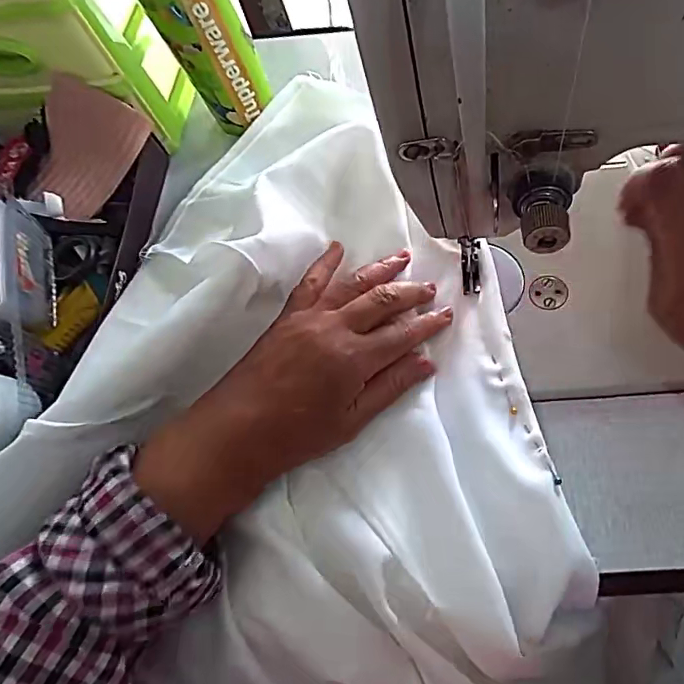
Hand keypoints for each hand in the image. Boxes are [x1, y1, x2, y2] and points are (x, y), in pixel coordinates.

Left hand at [133, 243, 454, 541]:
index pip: (402, 334)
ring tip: (402, 258)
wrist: (237, 430)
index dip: (427, 324)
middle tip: (430, 288)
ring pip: (352, 284)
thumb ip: (389, 388)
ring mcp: (309, 318)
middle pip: (382, 302)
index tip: (446, 315)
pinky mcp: (288, 317)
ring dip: (379, 269)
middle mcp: (335, 329)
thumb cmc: (298, 435)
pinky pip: (310, 282)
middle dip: (410, 293)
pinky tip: (337, 248)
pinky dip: (325, 263)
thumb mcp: (351, 421)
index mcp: (354, 358)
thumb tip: (425, 362)